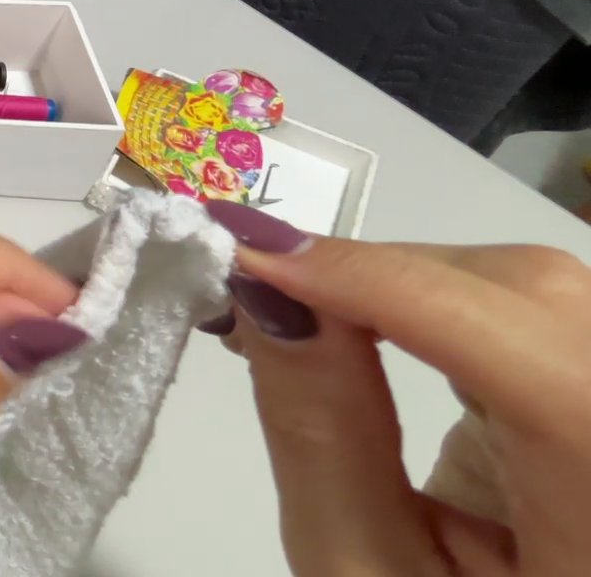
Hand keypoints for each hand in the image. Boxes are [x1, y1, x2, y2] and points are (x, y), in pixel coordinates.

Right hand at [201, 201, 590, 576]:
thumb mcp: (356, 565)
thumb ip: (318, 434)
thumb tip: (263, 295)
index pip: (552, 378)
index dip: (390, 290)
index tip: (249, 256)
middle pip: (539, 303)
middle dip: (376, 273)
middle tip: (248, 280)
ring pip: (526, 291)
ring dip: (388, 278)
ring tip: (284, 303)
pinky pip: (517, 312)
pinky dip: (413, 297)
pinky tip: (345, 319)